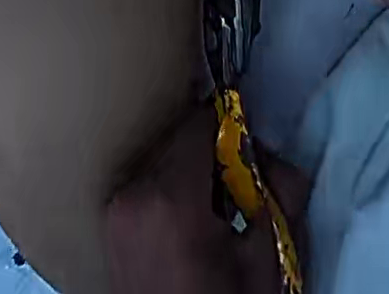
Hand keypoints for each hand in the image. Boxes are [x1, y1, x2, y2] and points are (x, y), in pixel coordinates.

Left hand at [105, 104, 308, 293]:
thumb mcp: (267, 264)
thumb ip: (278, 197)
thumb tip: (277, 157)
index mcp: (172, 198)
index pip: (197, 125)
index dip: (228, 124)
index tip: (248, 137)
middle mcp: (134, 191)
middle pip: (178, 139)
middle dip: (211, 150)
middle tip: (240, 179)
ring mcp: (116, 207)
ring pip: (160, 157)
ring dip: (190, 166)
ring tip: (216, 204)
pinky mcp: (110, 221)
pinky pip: (145, 180)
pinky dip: (170, 184)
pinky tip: (190, 218)